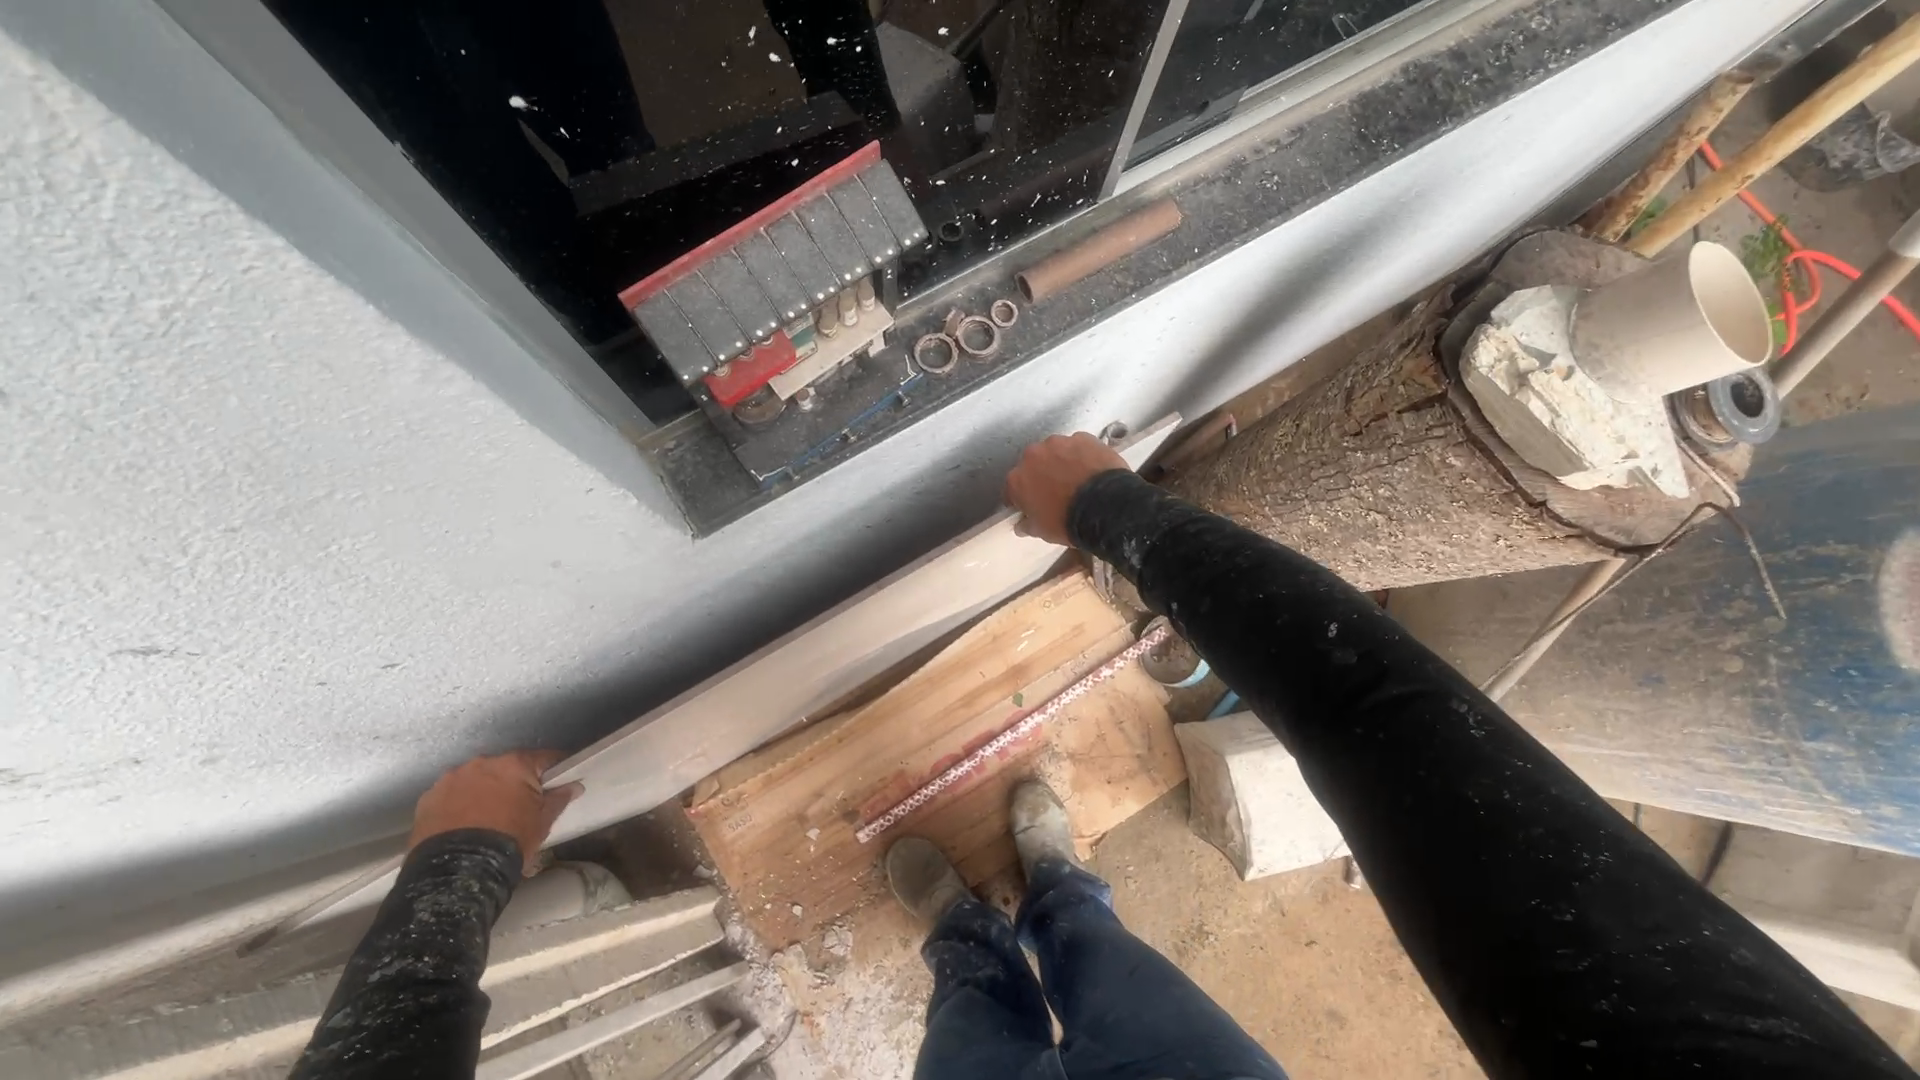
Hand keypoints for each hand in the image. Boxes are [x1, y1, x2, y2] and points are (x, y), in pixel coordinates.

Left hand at [409, 750, 582, 862]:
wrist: (456, 872)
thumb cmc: (509, 841)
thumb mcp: (542, 823)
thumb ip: (559, 799)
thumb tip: (573, 786)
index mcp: (515, 764)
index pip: (544, 758)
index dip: (555, 770)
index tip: (561, 781)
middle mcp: (482, 763)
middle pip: (507, 768)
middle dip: (515, 782)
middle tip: (521, 805)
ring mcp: (451, 779)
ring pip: (476, 780)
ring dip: (484, 791)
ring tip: (487, 817)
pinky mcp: (428, 798)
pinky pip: (452, 795)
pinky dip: (459, 804)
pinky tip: (464, 824)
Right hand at [1003, 433, 1127, 545]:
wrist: (1106, 507)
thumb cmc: (1069, 520)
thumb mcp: (1042, 531)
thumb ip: (1027, 524)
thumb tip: (1023, 524)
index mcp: (1017, 479)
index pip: (1012, 488)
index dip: (1021, 498)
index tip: (1030, 505)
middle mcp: (1033, 455)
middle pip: (1033, 464)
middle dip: (1041, 475)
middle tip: (1056, 491)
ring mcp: (1058, 443)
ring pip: (1055, 452)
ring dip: (1062, 462)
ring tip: (1077, 479)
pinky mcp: (1082, 438)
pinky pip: (1078, 446)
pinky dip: (1082, 455)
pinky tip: (1091, 469)